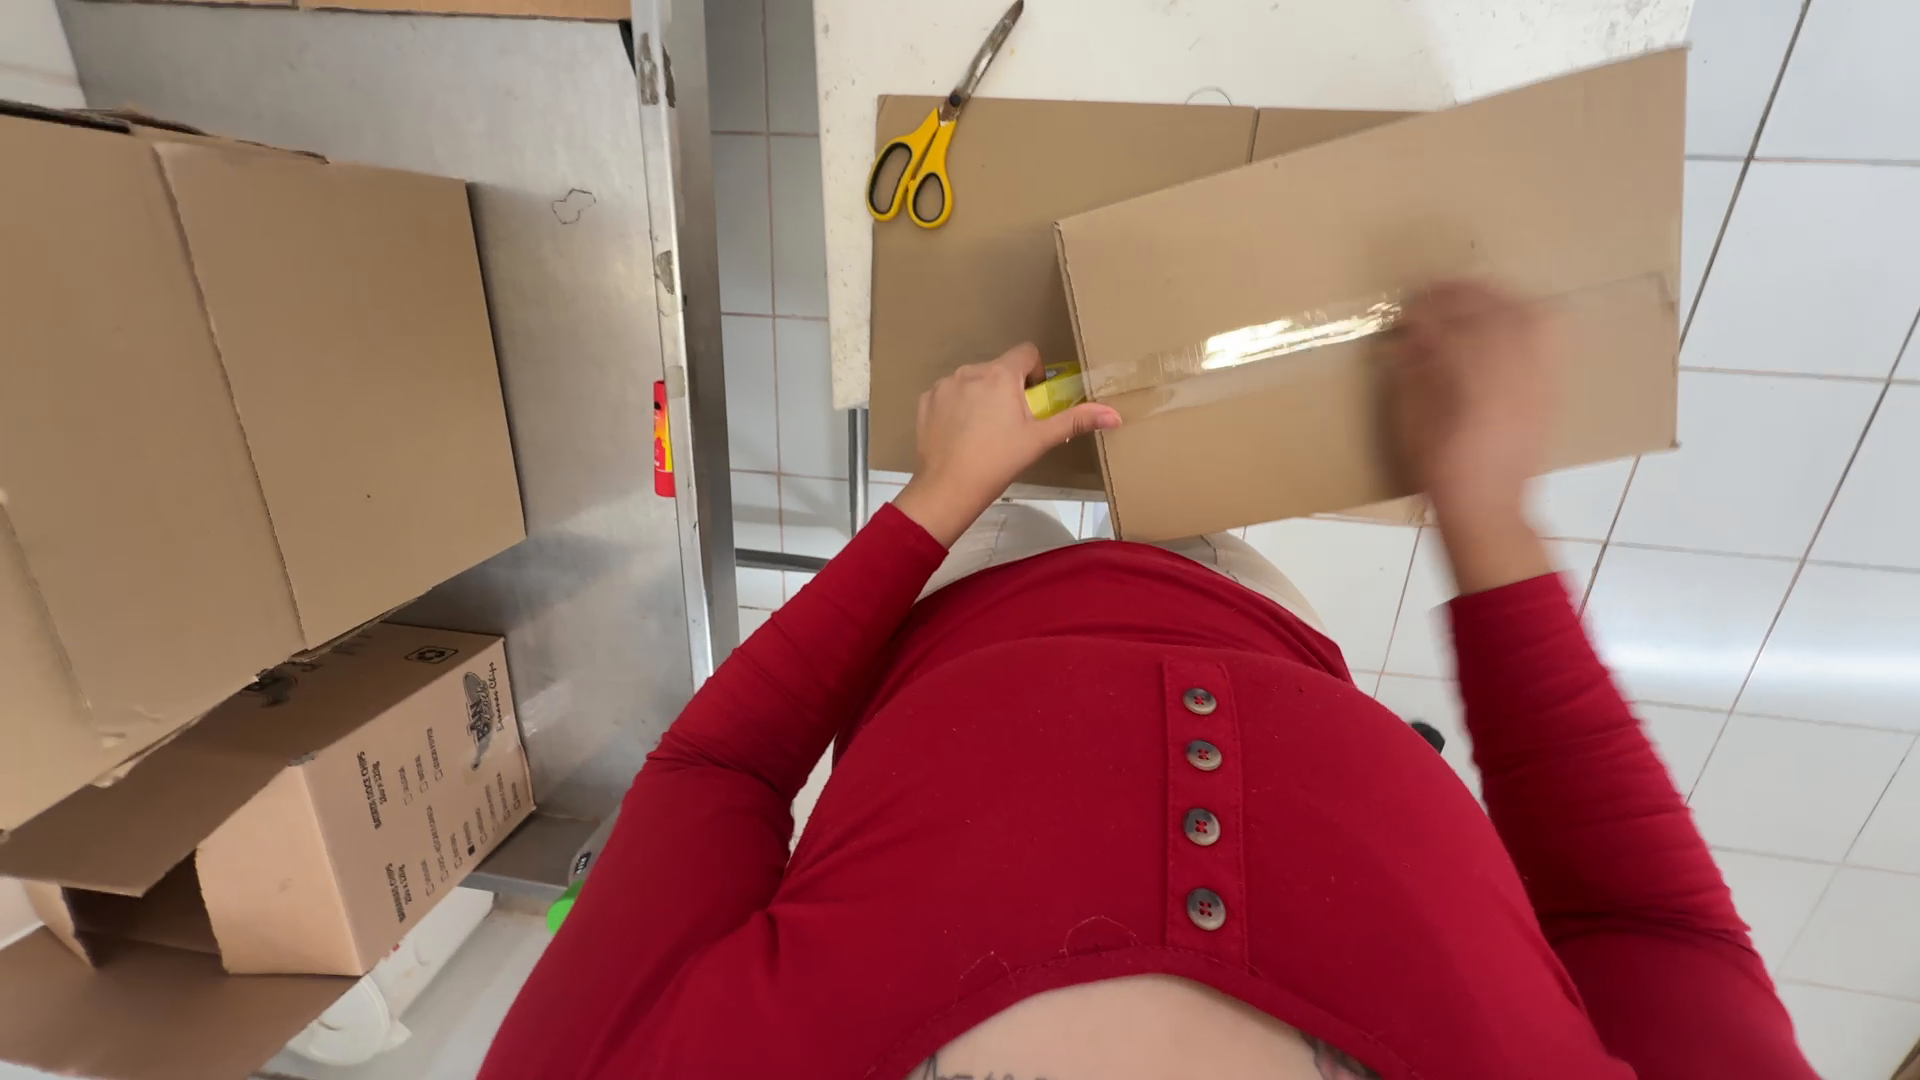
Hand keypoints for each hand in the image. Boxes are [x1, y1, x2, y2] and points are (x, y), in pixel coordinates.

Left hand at [892, 343, 1119, 545]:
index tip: (1033, 399)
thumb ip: (1075, 421)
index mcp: (1000, 375)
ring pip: (972, 381)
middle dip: (1008, 389)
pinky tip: (961, 434)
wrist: (948, 487)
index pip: (1027, 352)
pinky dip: (957, 408)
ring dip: (982, 396)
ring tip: (984, 432)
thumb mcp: (1039, 440)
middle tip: (1010, 424)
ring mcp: (944, 385)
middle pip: (999, 369)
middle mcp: (970, 371)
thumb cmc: (997, 462)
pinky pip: (948, 394)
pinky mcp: (926, 401)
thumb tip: (1114, 415)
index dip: (1035, 373)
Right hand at [1389, 280, 1554, 592]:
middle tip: (1435, 290)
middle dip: (1461, 294)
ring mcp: (1536, 380)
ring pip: (1527, 318)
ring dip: (1498, 297)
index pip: (1447, 330)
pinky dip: (1529, 316)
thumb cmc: (1439, 472)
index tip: (1407, 306)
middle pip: (1491, 314)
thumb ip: (1411, 379)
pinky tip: (1511, 315)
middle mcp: (1510, 377)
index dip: (1426, 312)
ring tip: (1473, 294)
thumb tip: (1405, 340)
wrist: (1489, 506)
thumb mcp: (1411, 427)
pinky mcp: (1551, 387)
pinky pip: (1549, 337)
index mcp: (1467, 388)